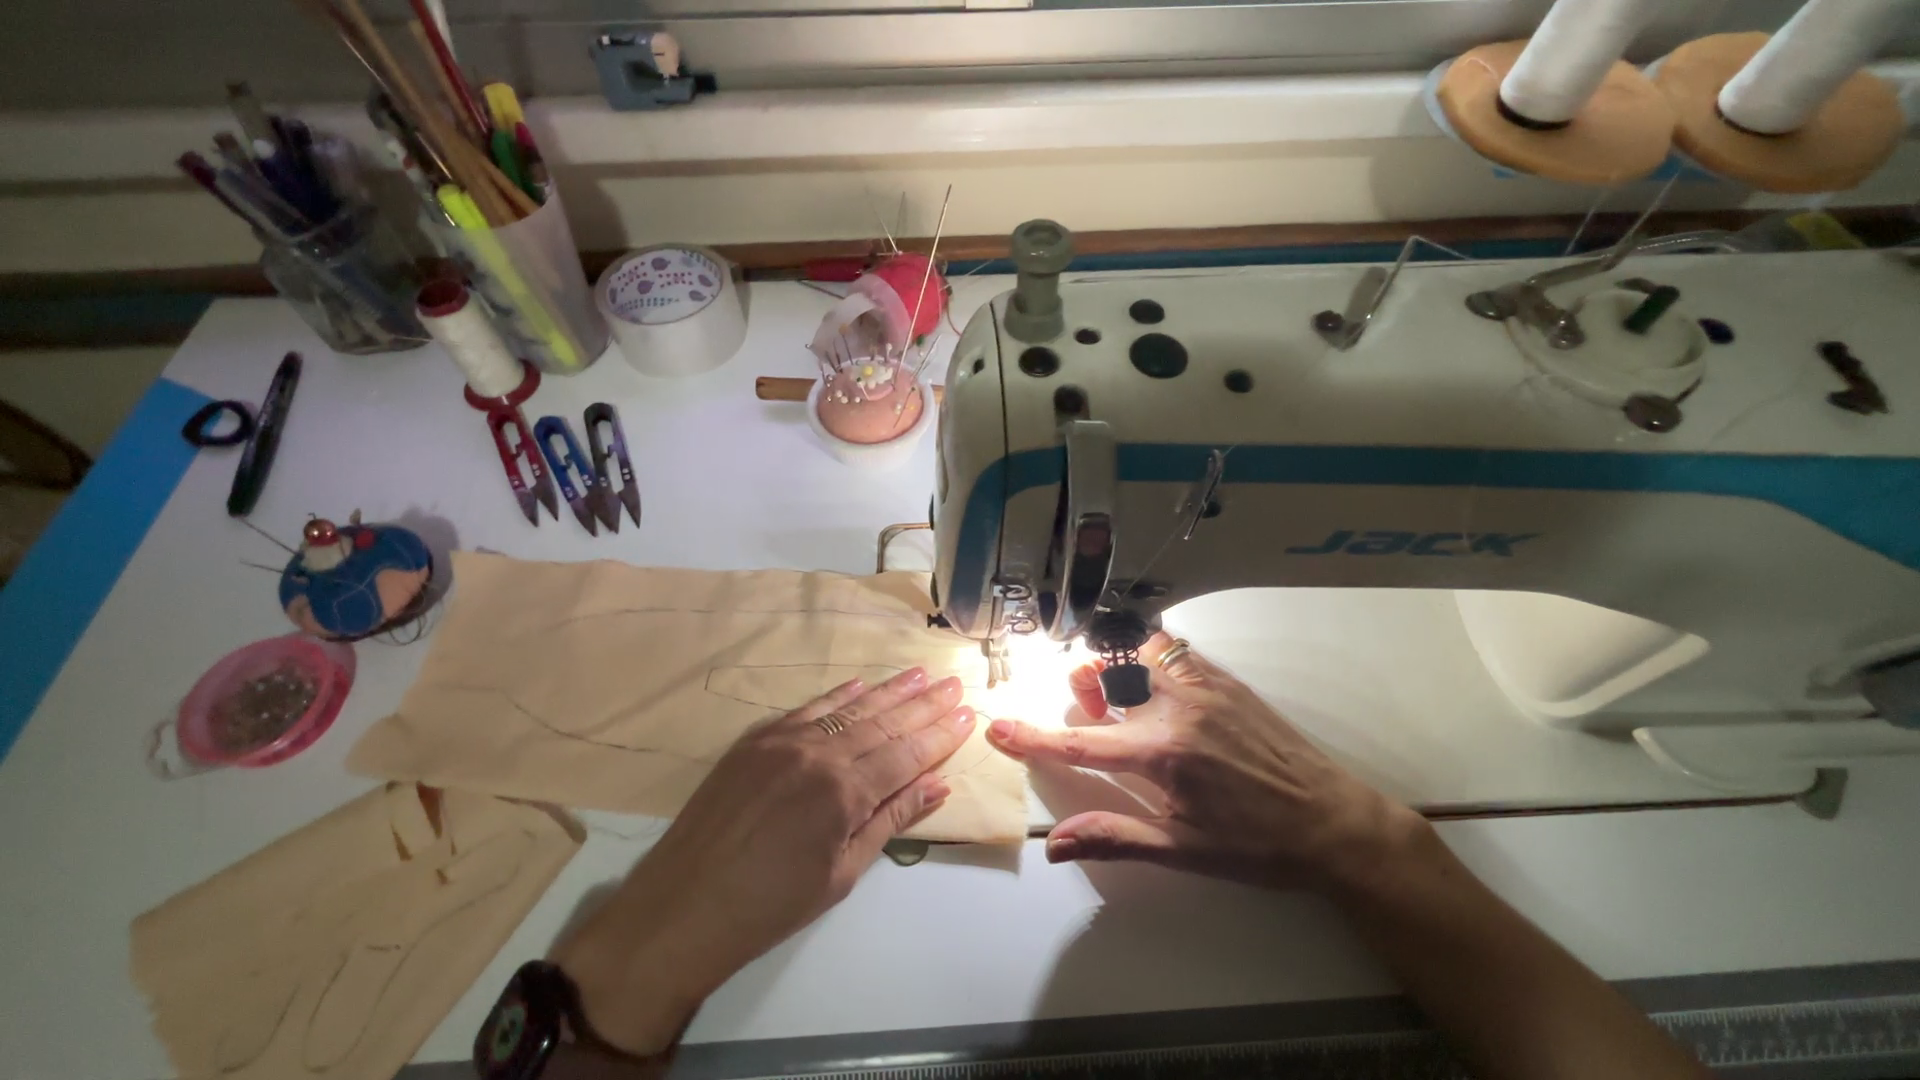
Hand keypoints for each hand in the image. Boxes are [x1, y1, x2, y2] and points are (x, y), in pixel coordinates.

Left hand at [550, 669, 975, 1055]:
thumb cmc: (771, 905)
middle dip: (923, 704)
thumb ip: (890, 821)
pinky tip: (859, 685)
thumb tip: (937, 786)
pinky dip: (836, 697)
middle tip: (954, 682)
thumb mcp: (842, 873)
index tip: (967, 714)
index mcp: (844, 793)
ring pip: (848, 709)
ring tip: (919, 674)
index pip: (906, 755)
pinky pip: (806, 709)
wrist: (682, 905)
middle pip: (883, 723)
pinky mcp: (754, 741)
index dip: (939, 735)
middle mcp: (818, 755)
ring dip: (887, 691)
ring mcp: (783, 742)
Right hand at [987, 633, 1426, 894]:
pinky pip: (1178, 650)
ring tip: (1125, 691)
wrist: (1335, 823)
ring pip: (1143, 647)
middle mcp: (1179, 706)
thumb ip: (1113, 836)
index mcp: (1162, 752)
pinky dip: (1154, 656)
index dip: (1033, 738)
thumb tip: (1055, 846)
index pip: (1080, 743)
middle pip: (1109, 671)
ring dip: (1119, 662)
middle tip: (1090, 703)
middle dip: (1085, 683)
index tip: (999, 728)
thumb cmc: (1255, 846)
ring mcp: (1208, 686)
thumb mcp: (1181, 849)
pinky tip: (1162, 686)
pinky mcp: (1230, 681)